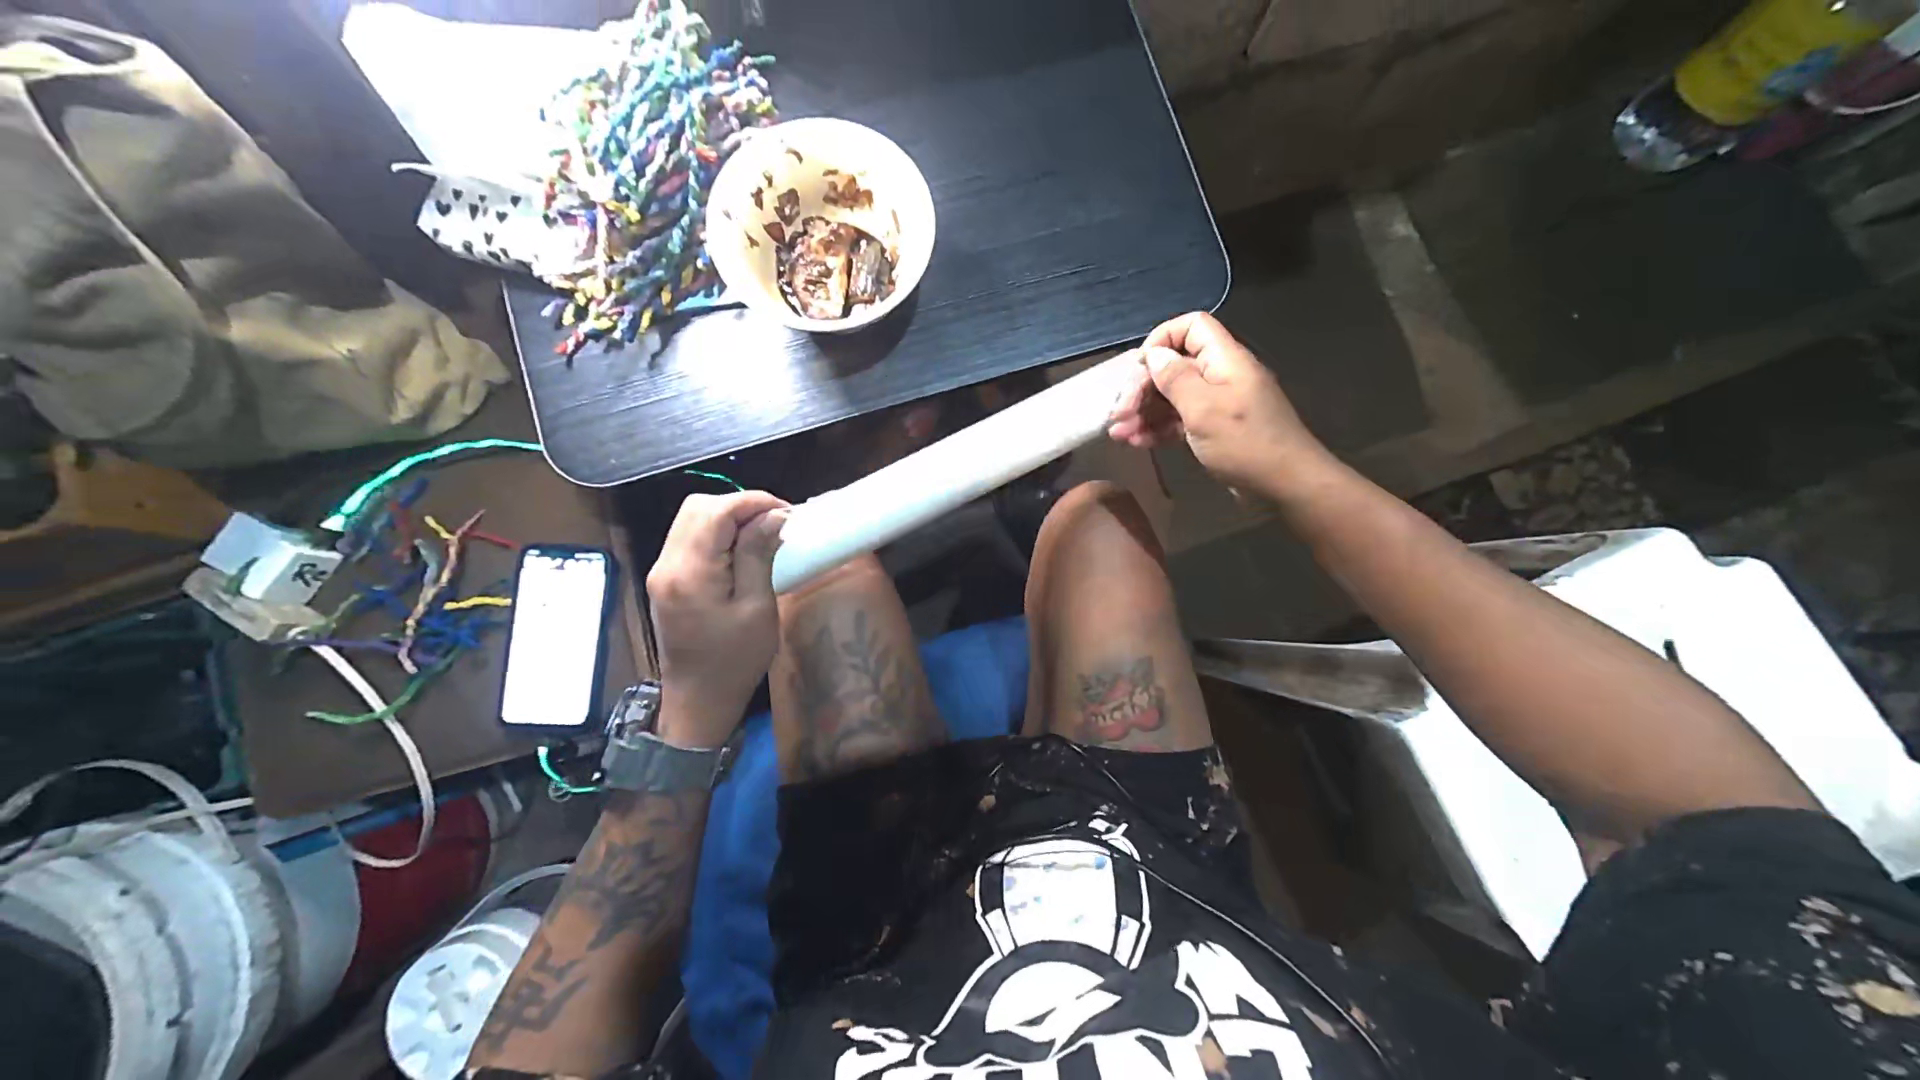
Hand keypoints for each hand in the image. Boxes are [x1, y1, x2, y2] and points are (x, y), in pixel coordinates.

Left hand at [645, 491, 788, 747]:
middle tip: (776, 523)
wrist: (698, 701)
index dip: (754, 502)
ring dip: (729, 517)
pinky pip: (689, 538)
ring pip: (691, 519)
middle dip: (740, 505)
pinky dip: (717, 533)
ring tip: (763, 534)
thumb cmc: (734, 661)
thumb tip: (772, 517)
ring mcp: (662, 571)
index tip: (787, 515)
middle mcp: (668, 564)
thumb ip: (759, 556)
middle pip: (699, 507)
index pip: (717, 511)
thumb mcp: (757, 608)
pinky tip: (742, 549)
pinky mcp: (666, 580)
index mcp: (690, 571)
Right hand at [1108, 311, 1331, 495]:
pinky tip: (1136, 442)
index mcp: (1225, 360)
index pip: (1191, 327)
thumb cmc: (1245, 444)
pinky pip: (1179, 420)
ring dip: (1143, 412)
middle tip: (1119, 415)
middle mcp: (1220, 376)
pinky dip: (1157, 428)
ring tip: (1119, 434)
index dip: (1161, 339)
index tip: (1139, 369)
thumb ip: (1175, 378)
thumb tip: (1154, 356)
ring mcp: (1217, 404)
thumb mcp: (1204, 409)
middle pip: (1174, 366)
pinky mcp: (1213, 430)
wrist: (1285, 486)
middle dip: (1142, 388)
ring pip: (1172, 396)